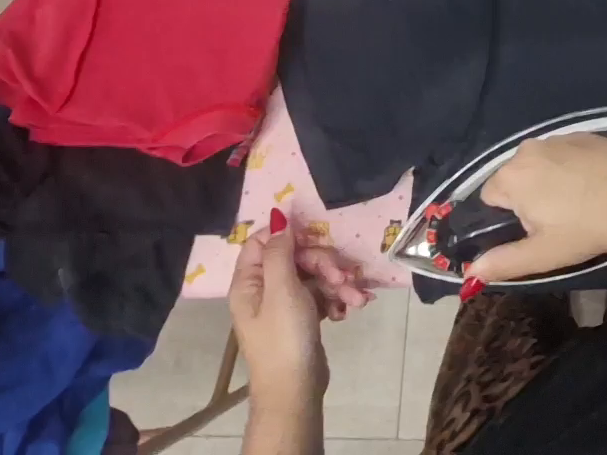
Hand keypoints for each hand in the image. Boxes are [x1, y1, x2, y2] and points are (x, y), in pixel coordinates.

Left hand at [229, 210, 370, 401]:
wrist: (296, 391)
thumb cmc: (284, 338)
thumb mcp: (282, 290)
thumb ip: (280, 251)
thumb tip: (277, 216)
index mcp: (250, 282)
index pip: (263, 241)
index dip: (289, 235)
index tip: (314, 237)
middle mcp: (264, 290)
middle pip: (296, 257)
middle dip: (324, 263)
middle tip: (342, 276)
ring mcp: (286, 304)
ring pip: (314, 276)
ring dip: (338, 283)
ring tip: (356, 298)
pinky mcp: (304, 317)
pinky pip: (322, 295)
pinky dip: (337, 299)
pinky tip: (350, 309)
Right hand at [466, 133, 606, 282]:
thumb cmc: (582, 230)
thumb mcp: (541, 254)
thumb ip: (503, 261)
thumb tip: (471, 269)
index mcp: (511, 176)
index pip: (491, 196)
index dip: (508, 215)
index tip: (533, 229)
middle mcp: (528, 149)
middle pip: (516, 176)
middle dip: (528, 195)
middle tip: (557, 219)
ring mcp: (557, 138)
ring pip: (541, 162)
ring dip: (550, 178)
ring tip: (578, 202)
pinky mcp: (584, 134)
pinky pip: (566, 151)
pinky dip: (573, 165)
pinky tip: (594, 183)